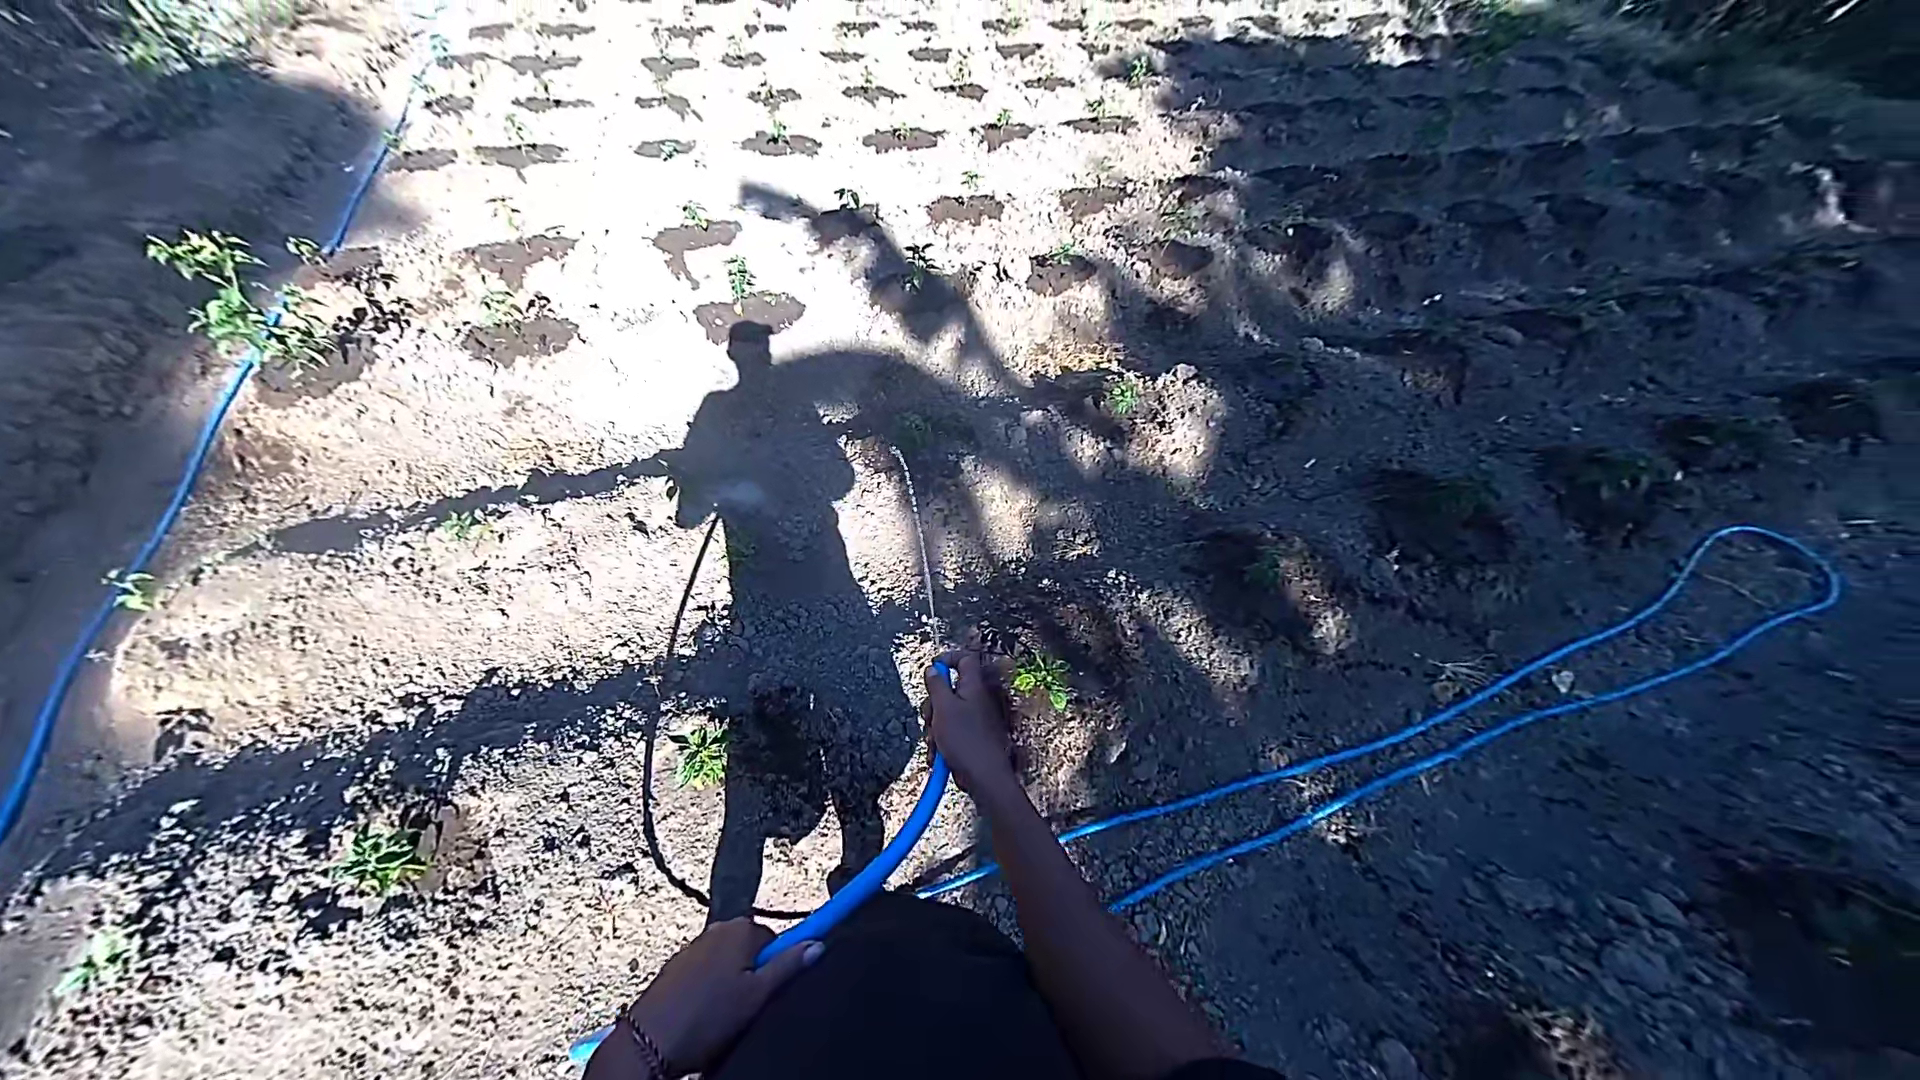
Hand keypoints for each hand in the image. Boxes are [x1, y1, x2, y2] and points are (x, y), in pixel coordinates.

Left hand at [623, 919, 821, 1076]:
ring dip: (729, 985)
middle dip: (751, 977)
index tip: (769, 991)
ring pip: (727, 965)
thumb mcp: (757, 995)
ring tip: (720, 1017)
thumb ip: (789, 965)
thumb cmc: (704, 1018)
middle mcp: (718, 929)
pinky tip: (702, 1016)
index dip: (775, 968)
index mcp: (742, 928)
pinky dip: (707, 991)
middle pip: (750, 951)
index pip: (775, 940)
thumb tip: (816, 945)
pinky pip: (705, 974)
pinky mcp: (676, 967)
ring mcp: (694, 946)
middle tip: (744, 1008)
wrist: (648, 1043)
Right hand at [923, 649, 1018, 797]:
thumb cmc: (966, 741)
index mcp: (973, 687)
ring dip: (934, 728)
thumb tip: (933, 669)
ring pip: (945, 713)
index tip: (932, 668)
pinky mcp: (970, 737)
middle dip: (933, 704)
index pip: (964, 659)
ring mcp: (974, 719)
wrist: (983, 777)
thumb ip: (936, 686)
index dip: (947, 658)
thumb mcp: (943, 708)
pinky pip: (949, 732)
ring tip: (936, 743)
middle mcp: (976, 700)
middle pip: (948, 690)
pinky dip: (941, 742)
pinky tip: (938, 756)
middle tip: (930, 717)